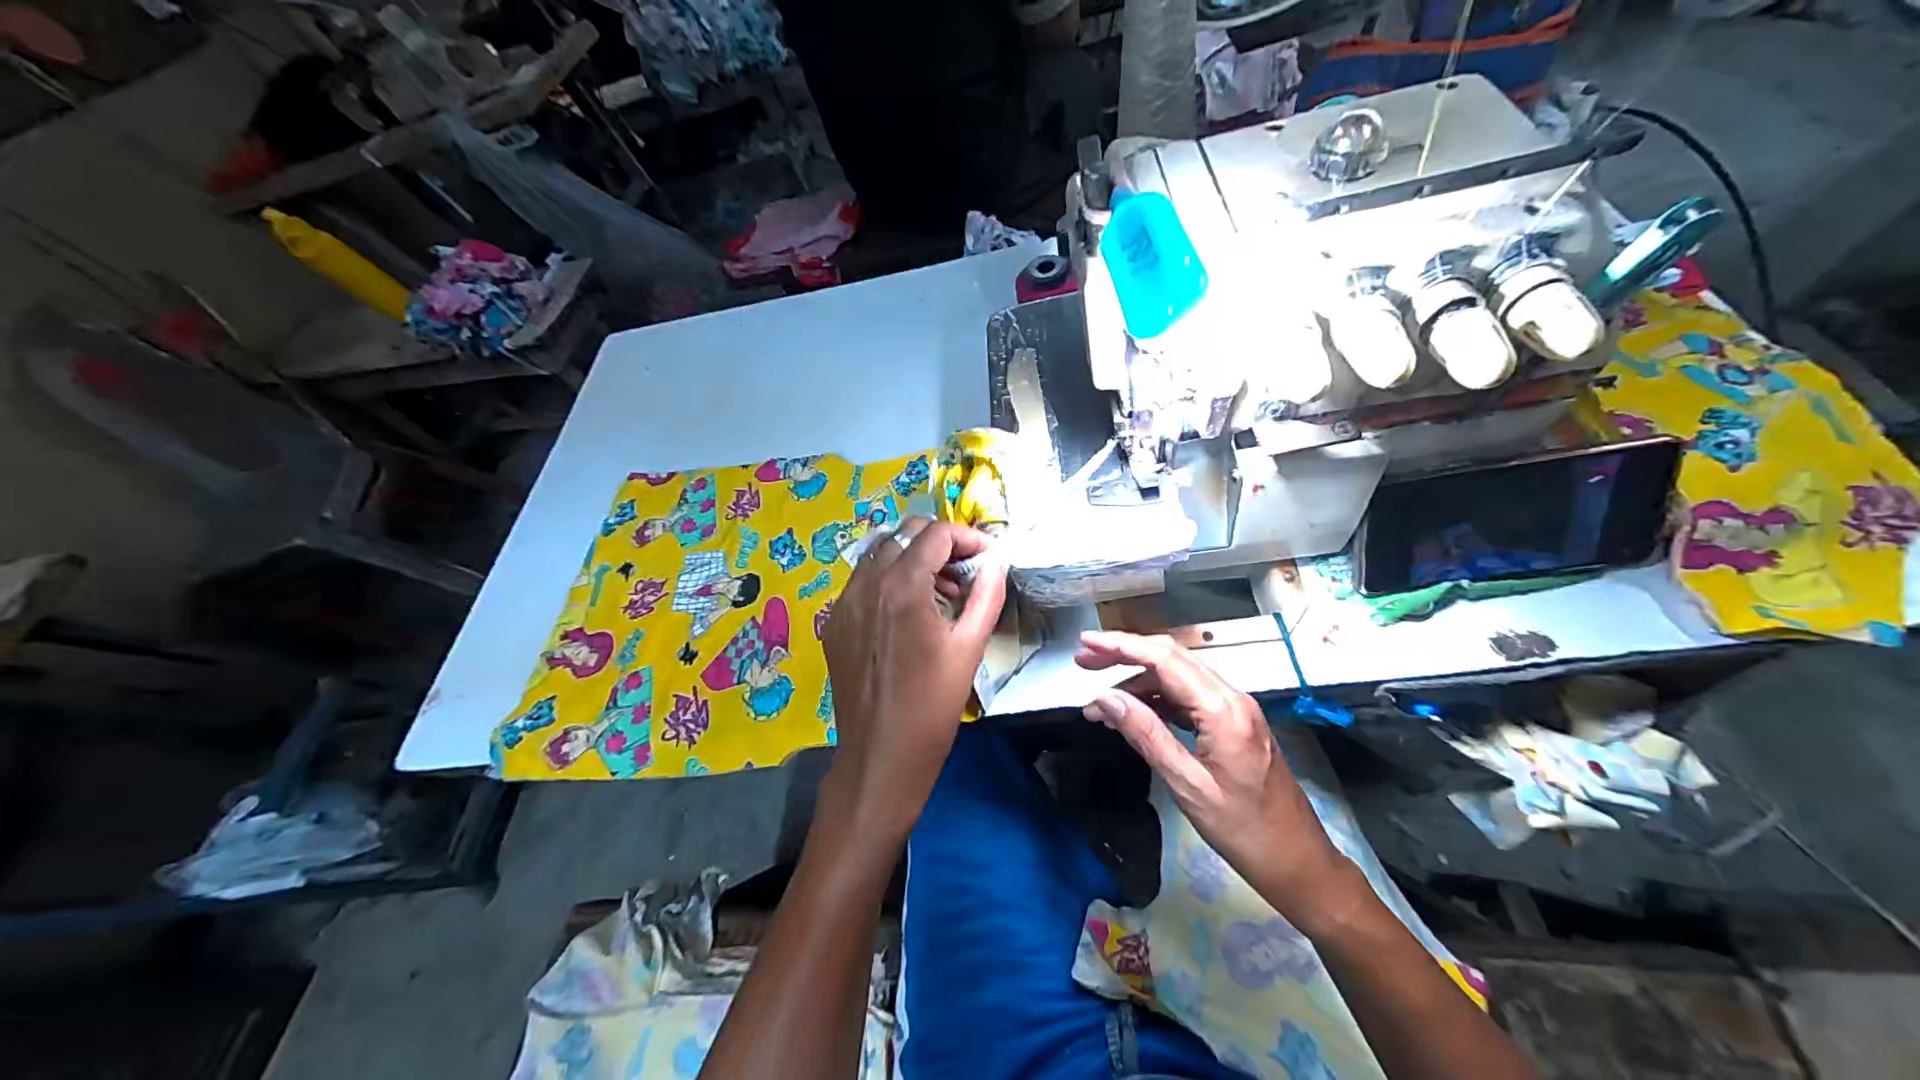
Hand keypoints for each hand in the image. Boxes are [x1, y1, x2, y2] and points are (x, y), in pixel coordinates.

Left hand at [822, 519, 1007, 840]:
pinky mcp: (834, 622)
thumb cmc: (932, 706)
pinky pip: (862, 581)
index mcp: (903, 588)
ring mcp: (844, 602)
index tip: (987, 557)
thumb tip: (997, 561)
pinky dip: (889, 580)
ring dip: (913, 559)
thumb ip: (986, 595)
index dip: (967, 538)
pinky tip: (908, 613)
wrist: (880, 755)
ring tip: (941, 593)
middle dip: (939, 544)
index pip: (935, 534)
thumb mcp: (969, 648)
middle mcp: (866, 584)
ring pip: (880, 554)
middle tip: (965, 572)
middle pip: (904, 534)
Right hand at [1076, 631, 1349, 921]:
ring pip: (1178, 675)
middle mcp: (1232, 698)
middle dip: (1124, 654)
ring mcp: (1235, 708)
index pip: (1164, 659)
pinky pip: (1188, 696)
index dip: (1120, 646)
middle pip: (1171, 657)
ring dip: (1137, 679)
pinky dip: (1156, 697)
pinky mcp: (1233, 722)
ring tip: (1099, 700)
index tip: (1086, 644)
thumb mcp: (1188, 786)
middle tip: (1084, 663)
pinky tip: (1132, 712)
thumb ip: (1146, 735)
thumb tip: (1106, 699)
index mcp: (1223, 710)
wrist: (1300, 861)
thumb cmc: (1246, 831)